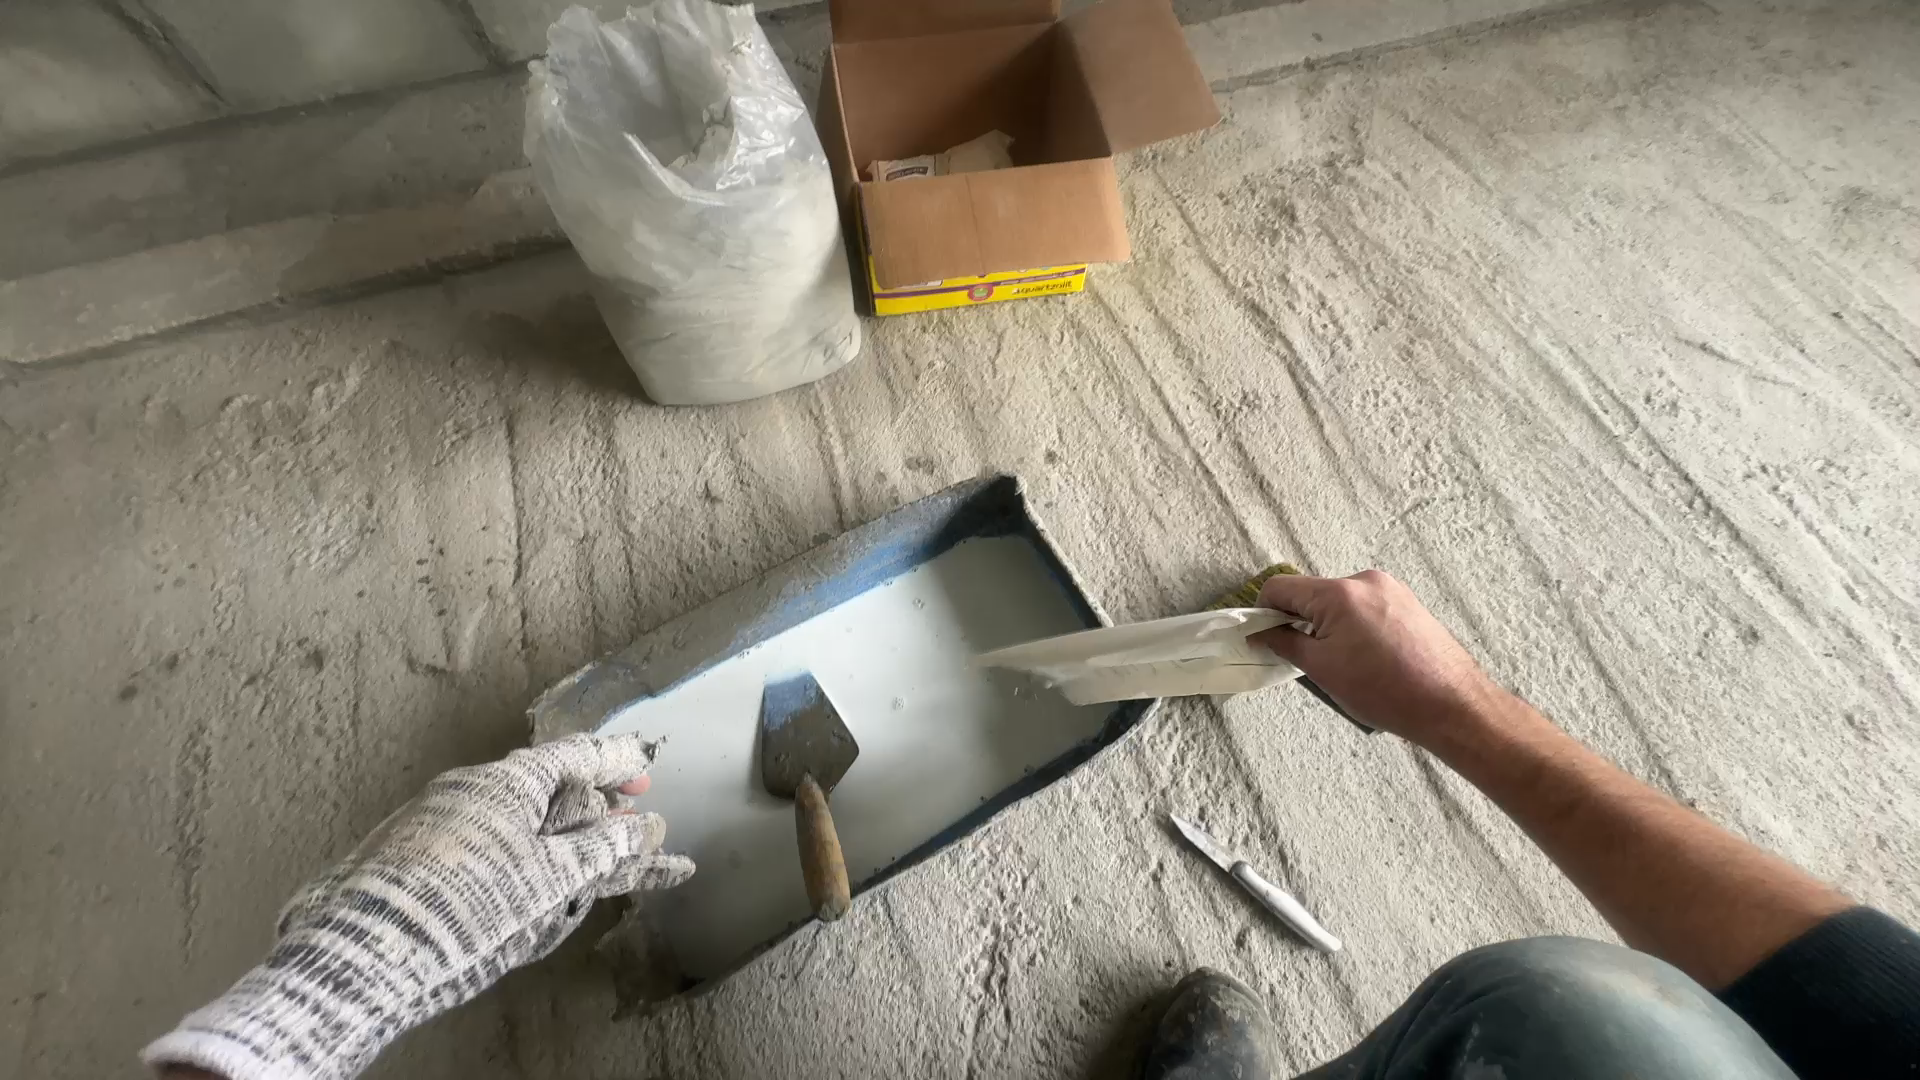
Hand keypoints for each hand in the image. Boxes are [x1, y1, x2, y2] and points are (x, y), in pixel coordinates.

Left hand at [143, 734, 693, 1079]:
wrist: (352, 962)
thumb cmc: (468, 909)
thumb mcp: (549, 880)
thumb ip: (601, 848)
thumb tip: (639, 826)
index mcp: (508, 782)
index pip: (577, 755)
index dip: (617, 763)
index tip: (645, 775)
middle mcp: (471, 788)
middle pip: (547, 784)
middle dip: (591, 802)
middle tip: (624, 817)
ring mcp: (435, 819)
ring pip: (515, 813)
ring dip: (558, 827)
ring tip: (583, 852)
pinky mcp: (408, 853)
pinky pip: (484, 836)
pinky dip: (519, 846)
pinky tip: (524, 873)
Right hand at [1252, 570, 1505, 743]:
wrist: (1455, 707)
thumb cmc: (1386, 691)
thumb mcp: (1321, 669)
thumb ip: (1282, 643)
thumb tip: (1259, 633)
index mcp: (1338, 593)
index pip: (1280, 588)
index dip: (1263, 612)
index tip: (1264, 638)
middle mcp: (1364, 581)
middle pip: (1309, 593)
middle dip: (1298, 621)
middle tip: (1307, 658)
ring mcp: (1389, 589)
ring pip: (1336, 601)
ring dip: (1326, 625)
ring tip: (1344, 662)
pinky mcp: (1406, 602)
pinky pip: (1362, 606)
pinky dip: (1352, 626)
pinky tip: (1366, 657)